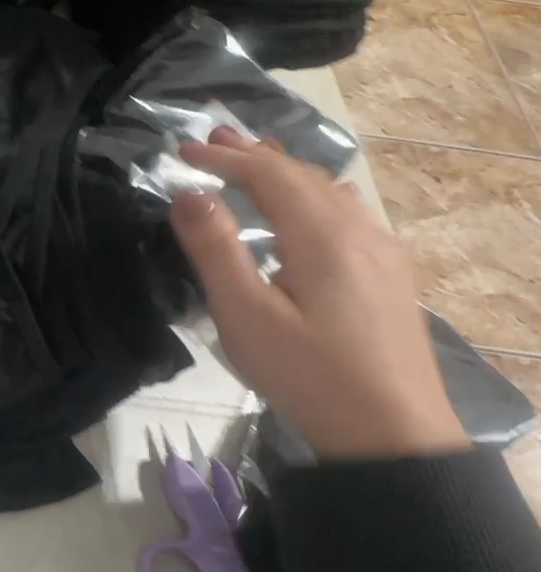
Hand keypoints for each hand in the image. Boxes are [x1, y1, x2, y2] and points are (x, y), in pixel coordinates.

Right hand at [170, 128, 467, 458]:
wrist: (388, 429)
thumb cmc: (306, 370)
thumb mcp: (244, 313)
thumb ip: (215, 250)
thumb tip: (189, 195)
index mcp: (325, 238)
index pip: (272, 177)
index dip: (226, 158)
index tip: (182, 150)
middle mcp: (361, 234)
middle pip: (306, 178)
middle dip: (255, 156)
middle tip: (212, 141)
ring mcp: (383, 255)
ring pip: (331, 194)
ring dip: (285, 174)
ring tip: (250, 164)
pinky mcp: (388, 277)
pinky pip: (346, 215)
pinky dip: (309, 196)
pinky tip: (299, 211)